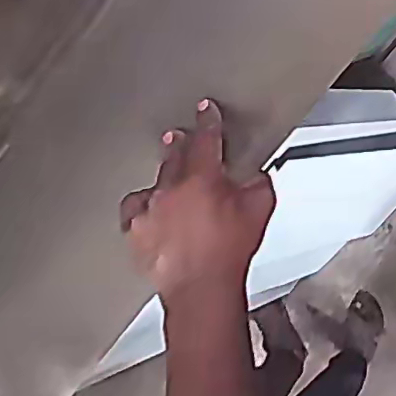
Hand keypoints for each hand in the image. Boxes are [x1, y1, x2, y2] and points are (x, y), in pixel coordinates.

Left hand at [119, 99, 274, 302]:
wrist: (202, 287)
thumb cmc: (229, 249)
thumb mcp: (261, 206)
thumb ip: (258, 182)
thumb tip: (255, 175)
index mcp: (202, 178)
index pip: (206, 138)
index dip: (207, 120)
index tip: (205, 109)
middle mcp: (171, 190)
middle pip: (174, 155)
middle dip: (180, 143)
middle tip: (181, 135)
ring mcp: (149, 212)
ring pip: (153, 182)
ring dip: (163, 174)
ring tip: (168, 173)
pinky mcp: (136, 233)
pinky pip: (134, 211)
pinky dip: (142, 206)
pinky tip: (148, 206)